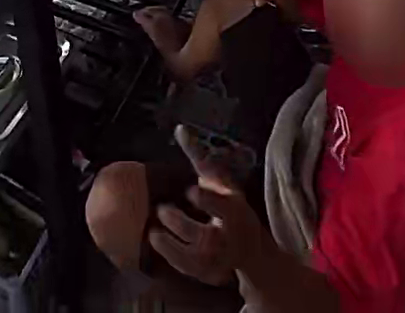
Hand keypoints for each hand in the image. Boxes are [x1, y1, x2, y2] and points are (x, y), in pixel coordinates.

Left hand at [148, 126, 265, 284]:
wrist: (251, 249)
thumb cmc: (231, 206)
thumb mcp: (221, 180)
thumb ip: (199, 156)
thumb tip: (179, 128)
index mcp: (235, 211)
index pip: (222, 206)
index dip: (206, 199)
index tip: (189, 190)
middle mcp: (229, 238)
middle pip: (206, 236)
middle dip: (182, 224)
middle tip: (162, 209)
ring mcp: (221, 261)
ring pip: (196, 260)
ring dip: (172, 248)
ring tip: (153, 232)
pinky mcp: (210, 275)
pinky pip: (189, 270)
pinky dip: (172, 258)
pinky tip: (157, 242)